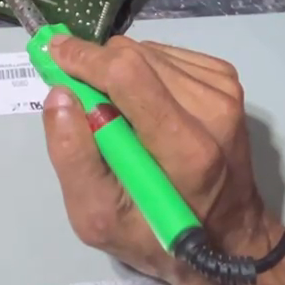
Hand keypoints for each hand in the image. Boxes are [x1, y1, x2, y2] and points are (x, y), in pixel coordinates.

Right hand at [41, 36, 284, 284]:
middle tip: (78, 92)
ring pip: (146, 50)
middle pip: (134, 56)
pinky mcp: (225, 79)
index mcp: (186, 148)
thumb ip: (72, 157)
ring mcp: (223, 90)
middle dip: (95, 65)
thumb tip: (58, 93)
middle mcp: (212, 109)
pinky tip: (144, 101)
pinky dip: (143, 69)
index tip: (54, 53)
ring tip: (118, 108)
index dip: (85, 58)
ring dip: (119, 69)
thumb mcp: (100, 218)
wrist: (230, 235)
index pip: (128, 75)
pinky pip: (164, 54)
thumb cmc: (160, 235)